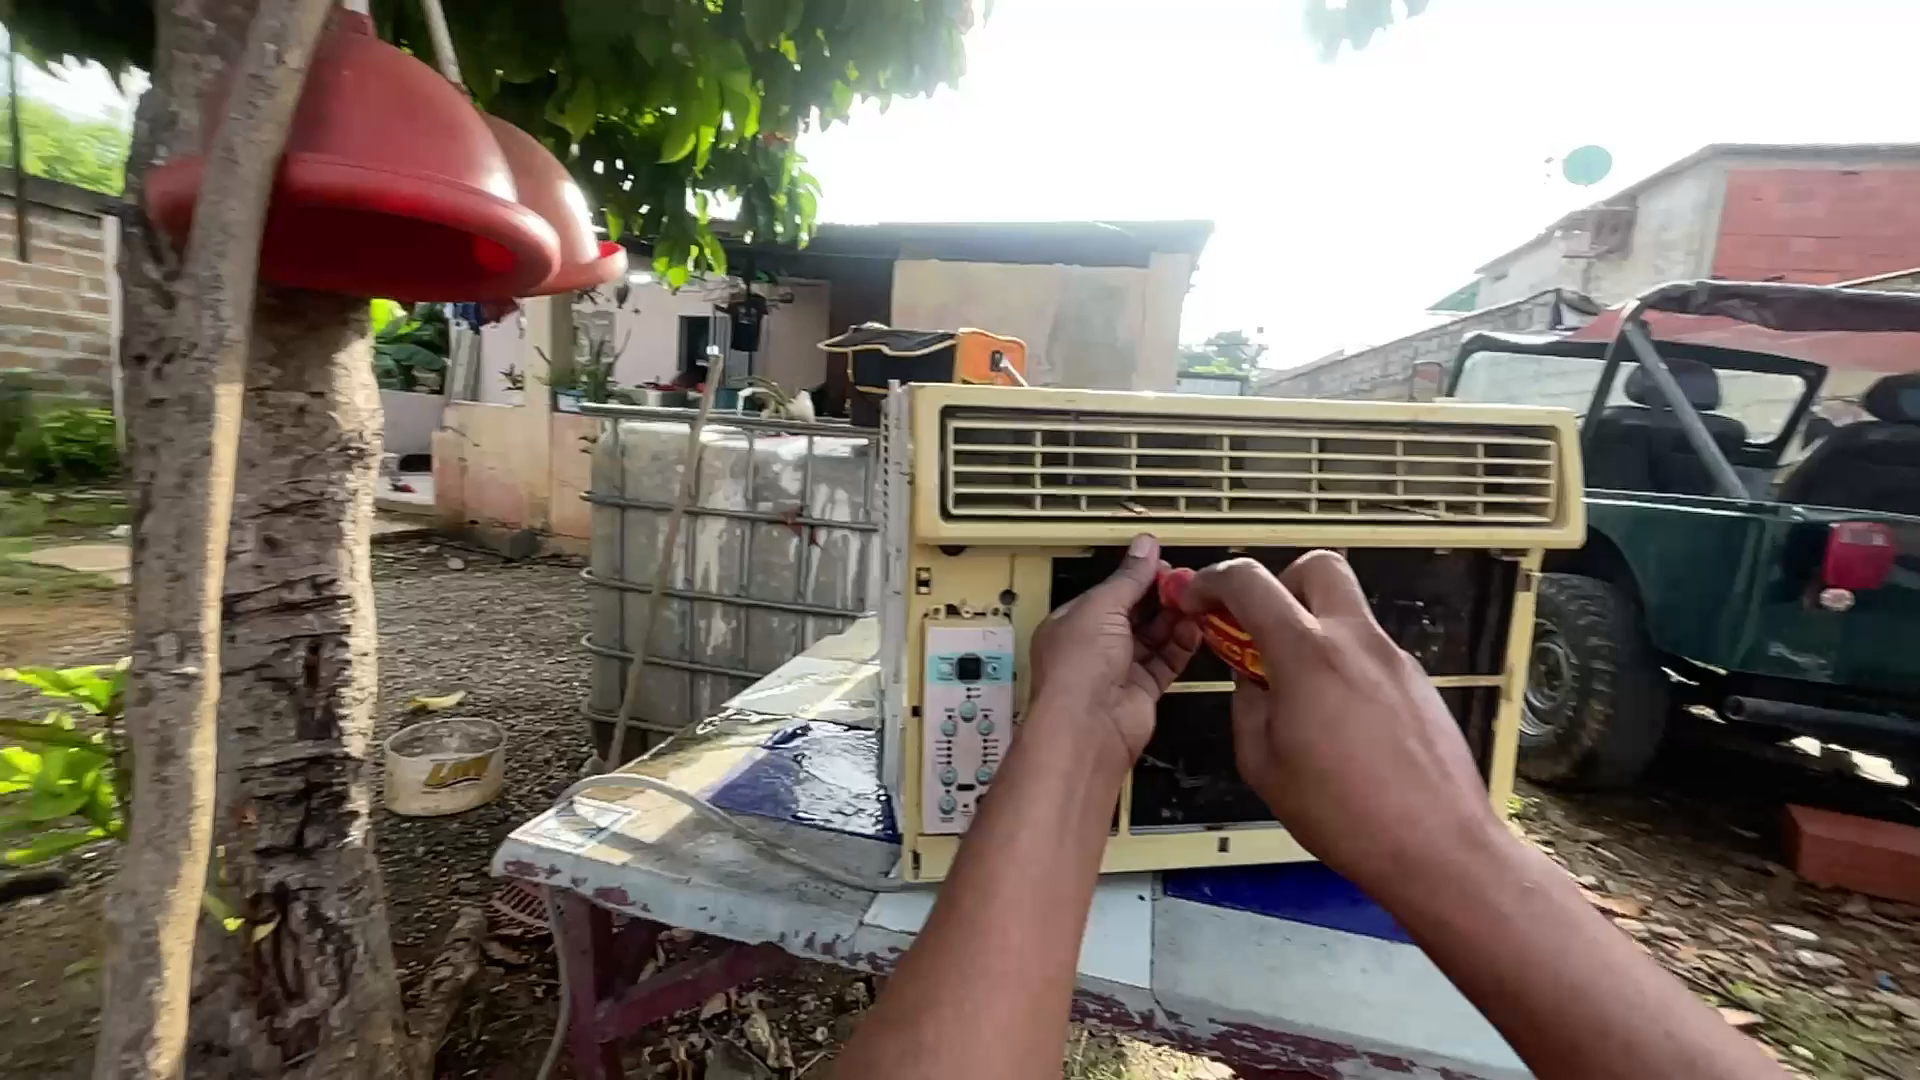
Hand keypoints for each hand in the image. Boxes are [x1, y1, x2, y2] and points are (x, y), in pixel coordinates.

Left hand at [1027, 535, 1200, 770]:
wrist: (1088, 727)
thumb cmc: (1078, 667)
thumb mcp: (1102, 607)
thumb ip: (1129, 577)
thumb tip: (1144, 546)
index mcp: (1072, 621)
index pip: (1109, 592)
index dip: (1136, 577)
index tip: (1164, 565)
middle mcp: (1093, 645)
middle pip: (1134, 614)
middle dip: (1160, 598)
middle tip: (1187, 583)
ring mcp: (1118, 669)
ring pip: (1153, 637)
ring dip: (1175, 620)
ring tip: (1196, 603)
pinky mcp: (1142, 691)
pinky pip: (1166, 662)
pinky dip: (1181, 646)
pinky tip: (1196, 629)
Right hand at [1178, 551, 1502, 890]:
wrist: (1443, 852)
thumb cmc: (1342, 813)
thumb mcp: (1261, 763)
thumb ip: (1247, 705)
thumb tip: (1253, 680)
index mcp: (1308, 654)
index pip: (1249, 582)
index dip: (1210, 580)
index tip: (1195, 600)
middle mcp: (1355, 641)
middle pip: (1317, 566)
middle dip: (1278, 582)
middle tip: (1261, 627)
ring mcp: (1394, 659)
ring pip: (1345, 610)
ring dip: (1310, 626)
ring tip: (1296, 689)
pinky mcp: (1418, 683)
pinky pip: (1366, 649)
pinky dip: (1339, 661)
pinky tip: (1337, 719)